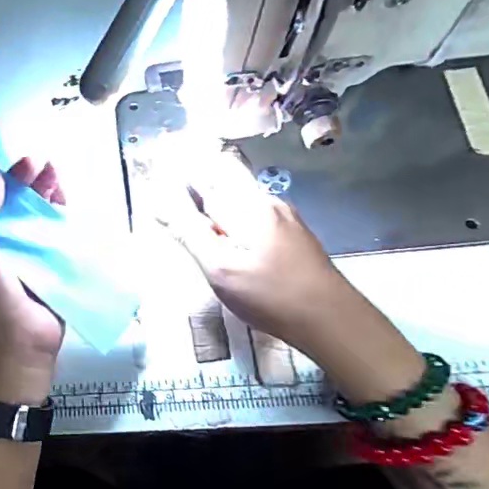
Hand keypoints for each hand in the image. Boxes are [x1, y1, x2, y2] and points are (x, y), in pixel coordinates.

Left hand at [0, 157, 66, 405]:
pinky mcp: (55, 270)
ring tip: (58, 177)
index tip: (23, 163)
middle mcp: (5, 246)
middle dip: (32, 184)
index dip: (6, 180)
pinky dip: (65, 221)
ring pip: (42, 219)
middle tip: (45, 165)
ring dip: (49, 197)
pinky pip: (61, 239)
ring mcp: (32, 258)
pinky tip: (69, 205)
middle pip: (19, 206)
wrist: (20, 349)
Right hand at [153, 148, 423, 401]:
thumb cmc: (270, 295)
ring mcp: (284, 217)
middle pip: (224, 181)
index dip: (178, 169)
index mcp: (246, 204)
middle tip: (174, 206)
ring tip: (200, 233)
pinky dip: (236, 224)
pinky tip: (233, 248)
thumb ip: (189, 231)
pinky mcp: (294, 235)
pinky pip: (255, 217)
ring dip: (217, 209)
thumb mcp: (220, 268)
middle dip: (198, 189)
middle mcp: (267, 201)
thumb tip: (158, 199)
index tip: (156, 171)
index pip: (204, 171)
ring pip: (240, 201)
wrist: (331, 318)